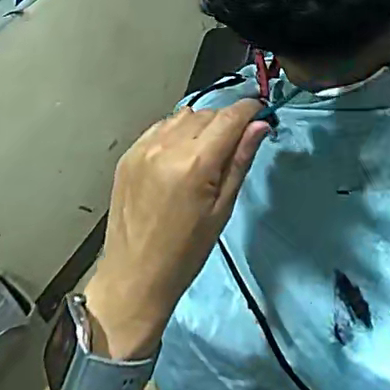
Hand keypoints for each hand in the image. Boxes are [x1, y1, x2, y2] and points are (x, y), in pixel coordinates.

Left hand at [85, 101, 269, 359]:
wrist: (133, 279)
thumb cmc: (186, 252)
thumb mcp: (223, 209)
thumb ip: (240, 160)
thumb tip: (260, 125)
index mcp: (195, 163)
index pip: (230, 117)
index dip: (250, 110)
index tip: (261, 113)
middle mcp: (167, 147)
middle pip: (208, 113)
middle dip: (226, 122)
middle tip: (232, 145)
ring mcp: (143, 148)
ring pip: (185, 115)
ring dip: (201, 124)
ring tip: (204, 152)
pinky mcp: (128, 154)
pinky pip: (161, 126)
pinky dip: (176, 132)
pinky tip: (179, 155)